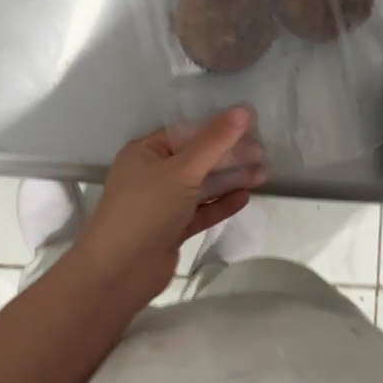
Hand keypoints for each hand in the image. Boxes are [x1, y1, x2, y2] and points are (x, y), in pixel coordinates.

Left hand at [73, 107, 266, 304]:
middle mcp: (152, 174)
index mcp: (145, 152)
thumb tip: (242, 110)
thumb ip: (214, 141)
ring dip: (230, 179)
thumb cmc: (146, 209)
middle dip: (229, 156)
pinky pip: (200, 210)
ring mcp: (162, 204)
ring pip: (201, 186)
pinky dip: (221, 204)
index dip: (218, 128)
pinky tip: (245, 197)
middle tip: (263, 153)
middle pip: (197, 159)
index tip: (251, 125)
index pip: (186, 132)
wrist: (118, 272)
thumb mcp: (181, 170)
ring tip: (263, 175)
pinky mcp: (172, 229)